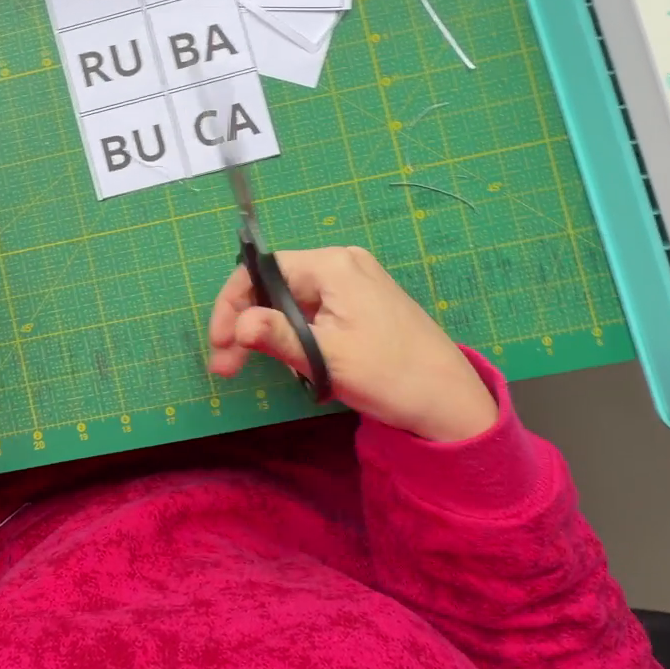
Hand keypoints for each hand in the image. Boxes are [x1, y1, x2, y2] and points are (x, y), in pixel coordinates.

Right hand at [206, 246, 497, 441]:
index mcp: (333, 266)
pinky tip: (281, 359)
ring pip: (286, 301)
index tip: (218, 342)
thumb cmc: (390, 375)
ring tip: (243, 366)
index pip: (261, 271)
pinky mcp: (356, 304)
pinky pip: (307, 312)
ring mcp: (351, 283)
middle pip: (272, 286)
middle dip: (244, 324)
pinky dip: (287, 334)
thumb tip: (235, 326)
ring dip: (262, 332)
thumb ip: (275, 337)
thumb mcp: (325, 358)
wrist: (451, 404)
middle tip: (225, 365)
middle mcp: (340, 264)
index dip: (232, 304)